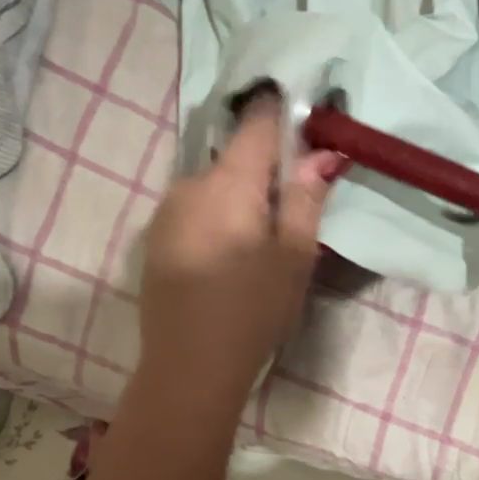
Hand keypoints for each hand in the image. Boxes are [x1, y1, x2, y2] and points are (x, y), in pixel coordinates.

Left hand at [136, 81, 345, 400]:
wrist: (190, 365)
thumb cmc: (253, 310)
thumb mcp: (294, 257)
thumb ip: (306, 200)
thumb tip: (321, 152)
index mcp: (228, 182)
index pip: (258, 125)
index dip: (285, 114)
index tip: (311, 117)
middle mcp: (190, 183)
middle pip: (236, 158)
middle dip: (268, 169)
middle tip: (300, 202)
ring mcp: (167, 210)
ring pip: (216, 186)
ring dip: (244, 197)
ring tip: (268, 238)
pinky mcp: (157, 237)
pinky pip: (197, 210)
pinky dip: (221, 218)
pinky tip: (234, 256)